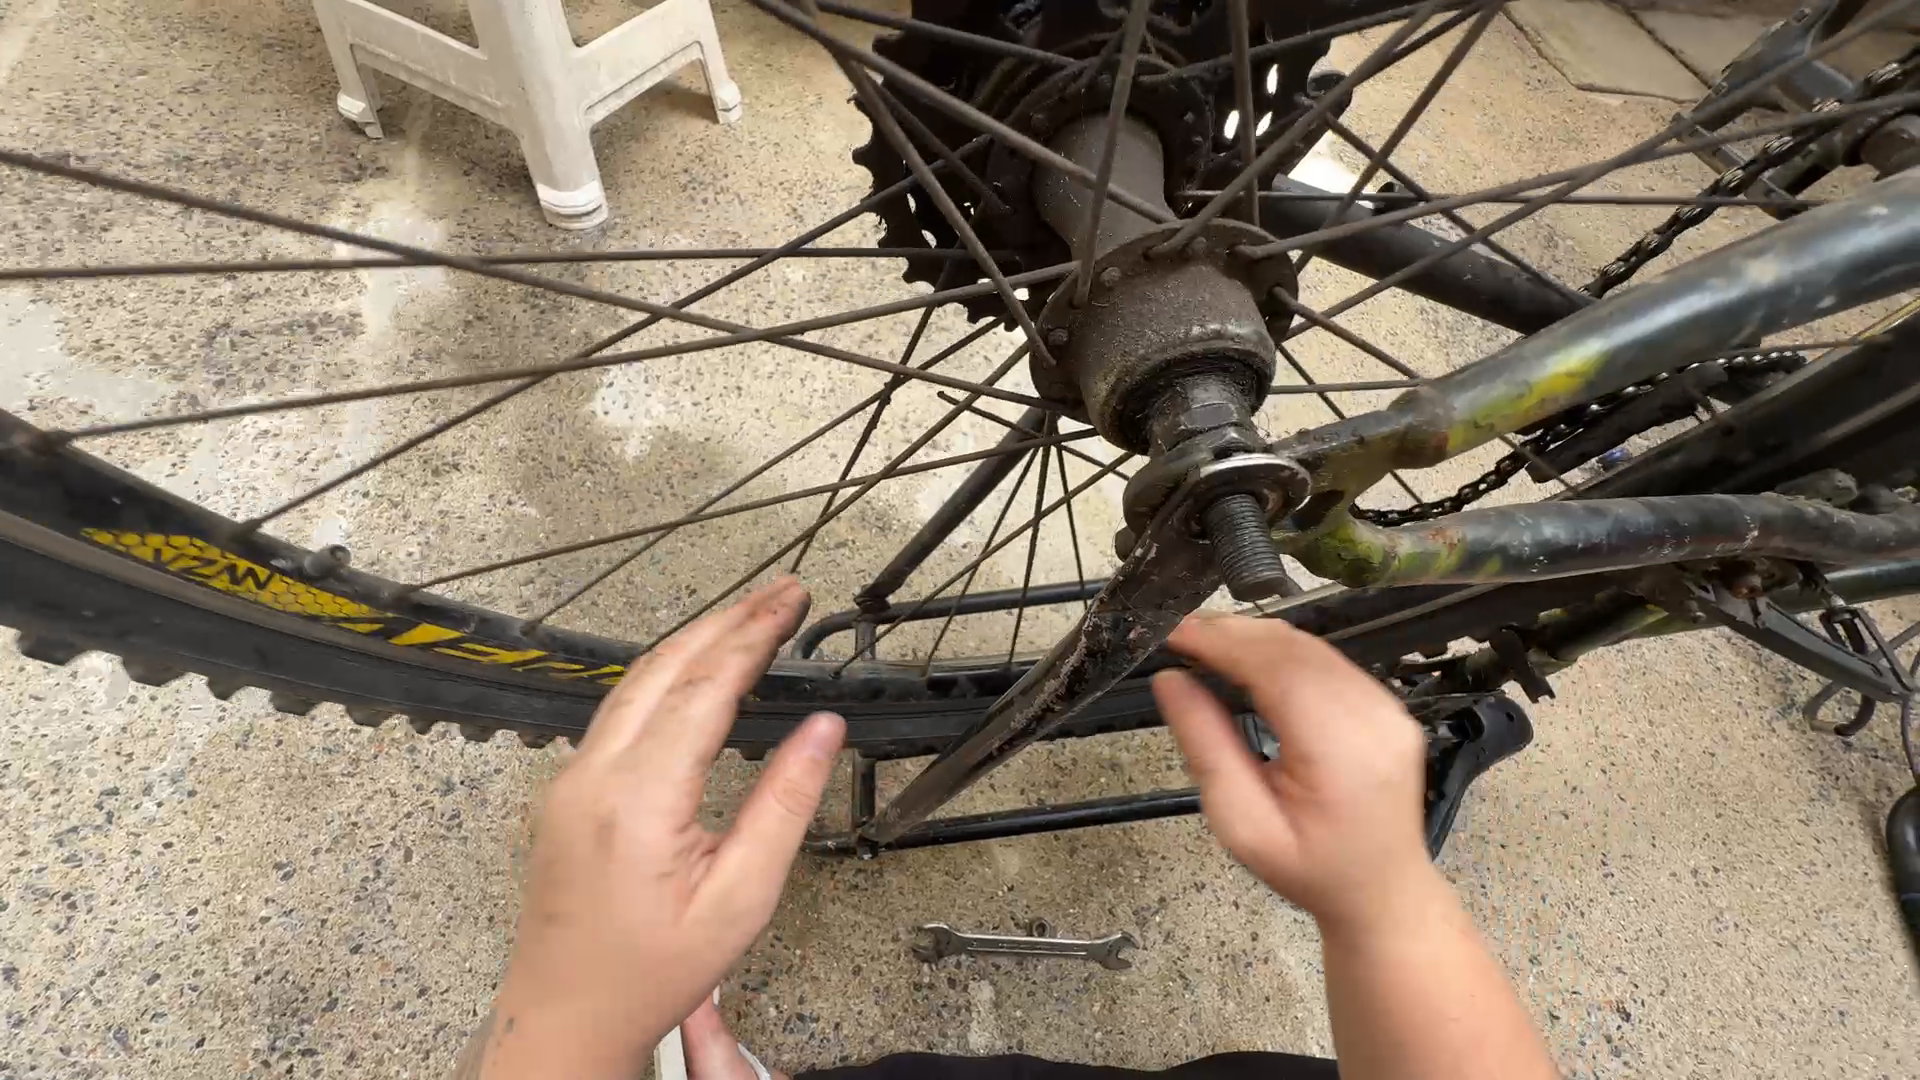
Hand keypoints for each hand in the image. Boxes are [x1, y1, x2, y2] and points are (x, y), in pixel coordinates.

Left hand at [478, 579, 844, 1079]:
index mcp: (638, 799)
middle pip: (666, 666)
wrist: (561, 1020)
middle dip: (730, 618)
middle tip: (783, 590)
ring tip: (752, 612)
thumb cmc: (655, 970)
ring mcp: (573, 775)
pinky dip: (671, 667)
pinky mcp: (570, 784)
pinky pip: (623, 704)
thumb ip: (784, 804)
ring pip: (638, 678)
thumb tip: (824, 728)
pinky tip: (700, 661)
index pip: (703, 689)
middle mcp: (594, 772)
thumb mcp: (742, 898)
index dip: (752, 636)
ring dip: (699, 636)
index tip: (791, 601)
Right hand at [1151, 612, 1440, 932]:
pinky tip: (1243, 655)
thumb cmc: (1308, 867)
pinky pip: (1324, 658)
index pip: (1277, 670)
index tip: (1174, 633)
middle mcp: (1374, 719)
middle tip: (1179, 632)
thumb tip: (1170, 681)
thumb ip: (1205, 746)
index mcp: (1343, 753)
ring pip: (1308, 645)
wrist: (1381, 892)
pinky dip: (1276, 648)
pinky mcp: (1384, 703)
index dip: (1222, 643)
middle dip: (1231, 632)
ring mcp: (1386, 707)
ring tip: (1202, 640)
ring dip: (1251, 636)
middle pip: (1293, 649)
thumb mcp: (1239, 822)